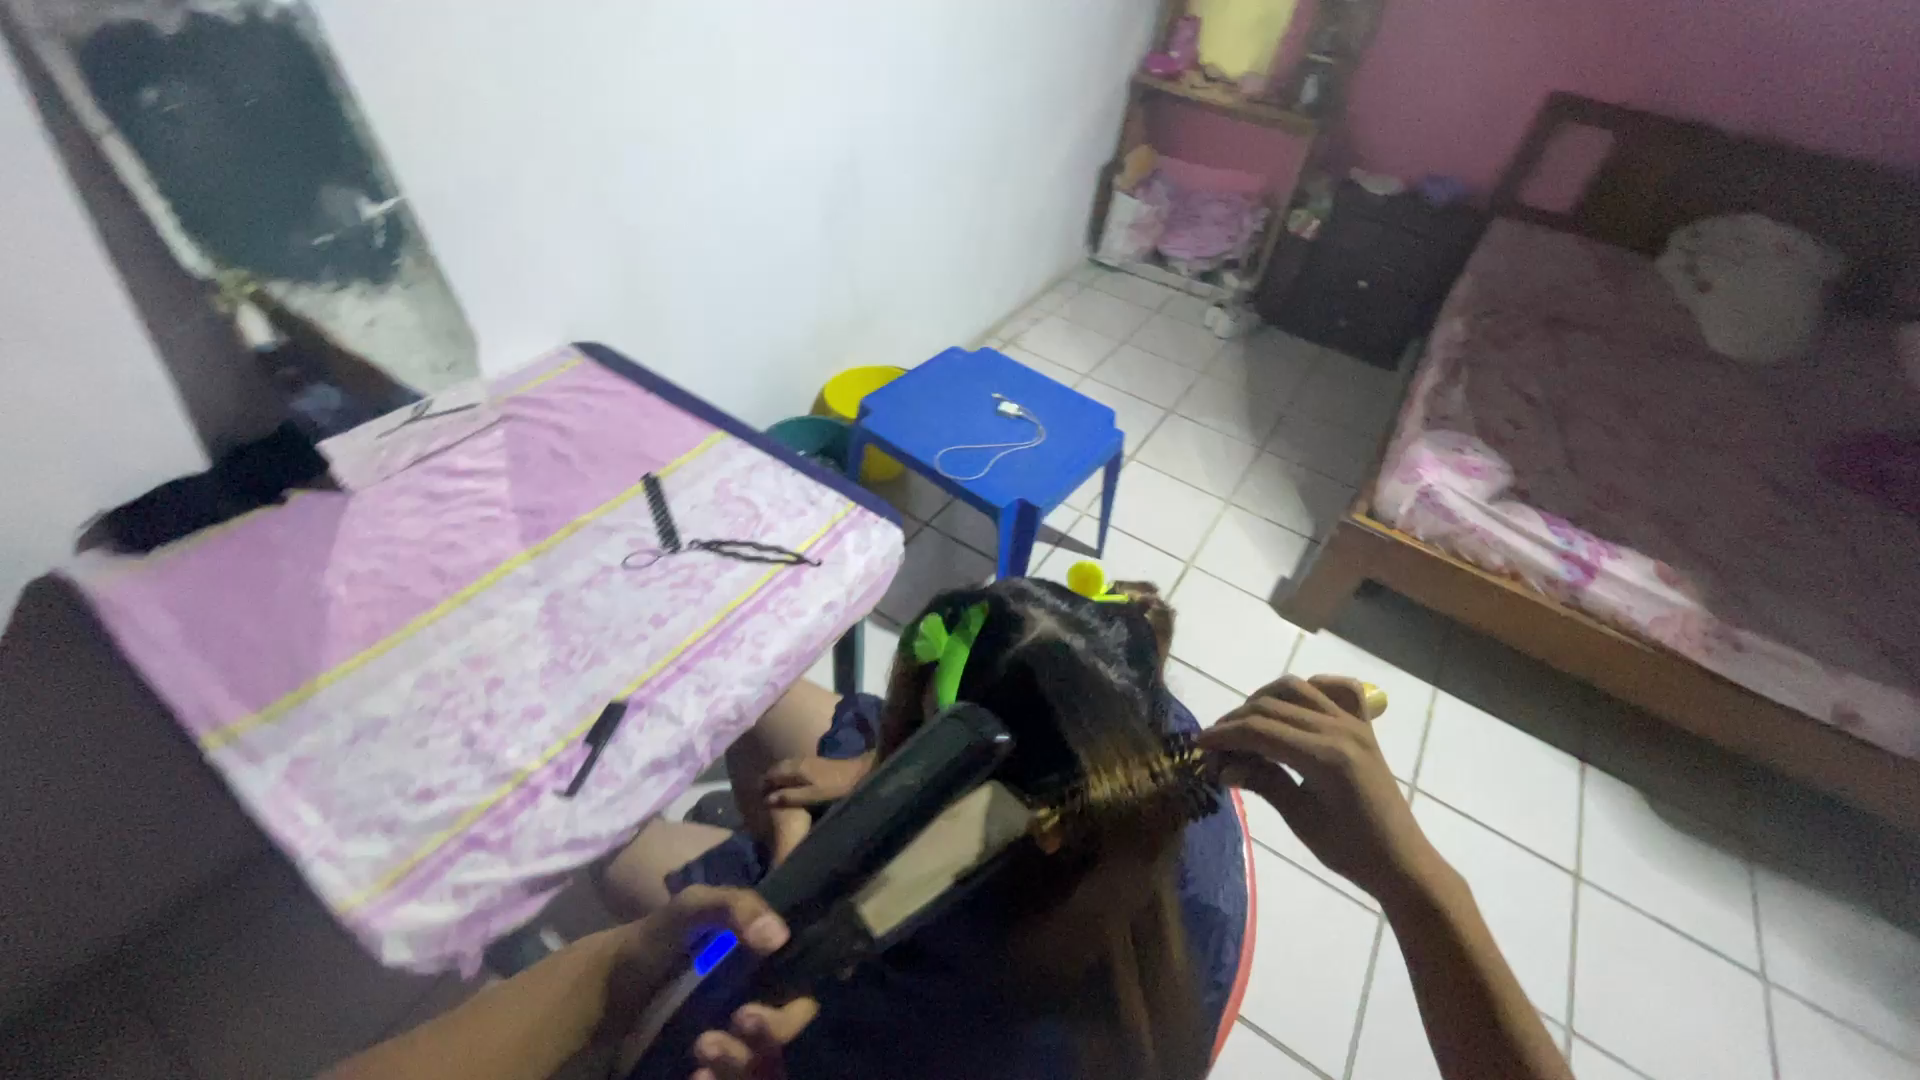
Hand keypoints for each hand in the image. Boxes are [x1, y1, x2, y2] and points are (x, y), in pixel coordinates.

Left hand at [609, 887, 819, 1079]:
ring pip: (762, 1069)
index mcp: (765, 975)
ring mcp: (732, 1048)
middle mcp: (756, 1014)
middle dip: (766, 1040)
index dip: (791, 1016)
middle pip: (786, 1043)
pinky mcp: (707, 1071)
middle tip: (727, 1029)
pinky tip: (693, 1077)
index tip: (750, 1013)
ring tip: (700, 1048)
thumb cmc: (656, 942)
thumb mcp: (692, 909)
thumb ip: (735, 907)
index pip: (802, 1003)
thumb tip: (779, 936)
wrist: (601, 986)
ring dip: (738, 1063)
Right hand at [762, 753, 873, 808]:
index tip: (754, 793)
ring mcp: (808, 760)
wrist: (859, 773)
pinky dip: (787, 773)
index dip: (762, 783)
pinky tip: (790, 781)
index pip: (772, 773)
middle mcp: (799, 761)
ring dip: (777, 774)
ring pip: (786, 765)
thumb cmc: (836, 787)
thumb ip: (790, 796)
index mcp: (796, 768)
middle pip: (778, 767)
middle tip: (760, 791)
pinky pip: (794, 766)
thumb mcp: (813, 795)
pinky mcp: (815, 763)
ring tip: (772, 787)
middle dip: (767, 778)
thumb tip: (767, 799)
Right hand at [1198, 675, 1446, 906]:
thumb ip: (1262, 781)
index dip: (1223, 735)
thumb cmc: (1349, 851)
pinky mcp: (1363, 726)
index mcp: (1325, 757)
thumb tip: (1221, 766)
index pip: (1259, 730)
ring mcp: (1354, 723)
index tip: (1198, 746)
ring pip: (1296, 688)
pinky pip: (1337, 689)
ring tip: (1245, 726)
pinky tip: (1293, 706)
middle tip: (1216, 747)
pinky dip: (1311, 687)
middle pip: (1271, 706)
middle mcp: (1340, 729)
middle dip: (1235, 721)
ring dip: (1262, 700)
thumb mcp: (1299, 819)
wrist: (1402, 863)